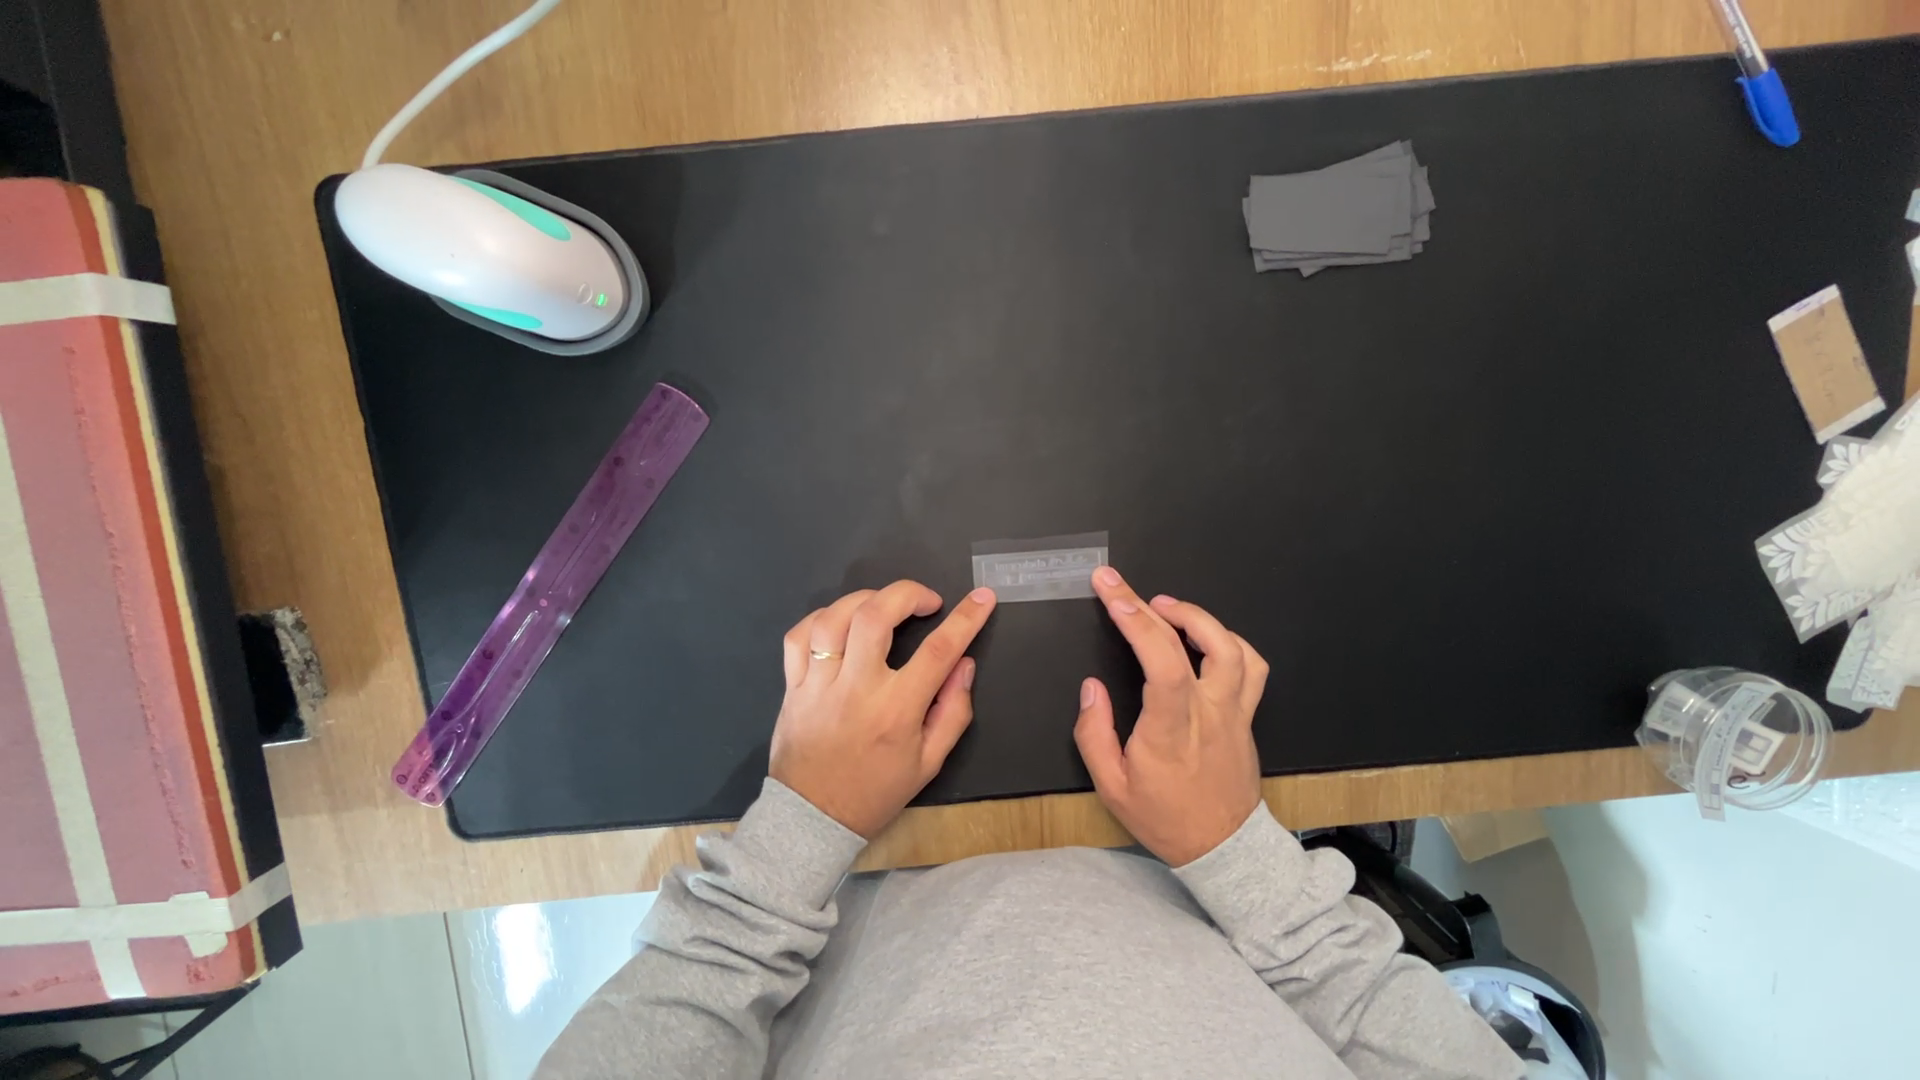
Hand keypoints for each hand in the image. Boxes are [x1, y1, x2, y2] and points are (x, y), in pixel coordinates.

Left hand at [770, 581, 997, 837]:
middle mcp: (856, 688)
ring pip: (834, 618)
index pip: (938, 650)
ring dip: (864, 599)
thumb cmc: (876, 792)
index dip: (966, 618)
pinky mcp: (792, 686)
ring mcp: (818, 684)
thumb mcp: (929, 763)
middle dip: (907, 593)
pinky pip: (798, 637)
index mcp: (896, 710)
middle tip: (926, 601)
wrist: (813, 818)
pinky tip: (840, 622)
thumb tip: (965, 664)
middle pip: (876, 615)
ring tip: (883, 606)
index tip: (982, 598)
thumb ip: (953, 711)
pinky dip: (820, 618)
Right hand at [1073, 566, 1269, 865]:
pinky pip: (1252, 666)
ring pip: (1231, 648)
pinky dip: (1230, 640)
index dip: (1136, 619)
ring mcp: (1234, 711)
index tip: (1110, 592)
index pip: (1161, 661)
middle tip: (1117, 584)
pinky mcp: (1246, 715)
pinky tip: (1206, 635)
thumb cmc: (1164, 818)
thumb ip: (1094, 734)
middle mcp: (1208, 712)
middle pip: (1190, 642)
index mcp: (1171, 730)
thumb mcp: (1111, 787)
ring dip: (1196, 616)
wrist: (1223, 849)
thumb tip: (1091, 689)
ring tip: (1163, 605)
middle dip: (1146, 605)